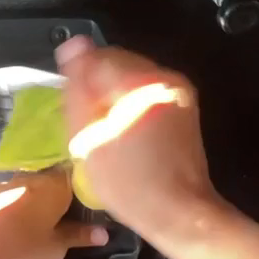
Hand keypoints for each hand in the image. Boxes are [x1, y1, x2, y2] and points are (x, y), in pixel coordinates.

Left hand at [0, 171, 105, 258]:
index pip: (76, 176)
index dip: (84, 187)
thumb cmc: (19, 248)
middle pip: (51, 178)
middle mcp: (30, 177)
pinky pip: (8, 194)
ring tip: (40, 218)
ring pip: (28, 185)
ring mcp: (5, 183)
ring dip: (35, 198)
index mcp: (54, 185)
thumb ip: (78, 236)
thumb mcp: (54, 248)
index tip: (89, 202)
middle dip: (59, 192)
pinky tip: (13, 220)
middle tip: (67, 213)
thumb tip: (103, 233)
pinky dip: (15, 203)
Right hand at [55, 36, 226, 241]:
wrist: (180, 212)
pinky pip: (147, 91)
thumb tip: (73, 45)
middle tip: (87, 120)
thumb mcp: (88, 137)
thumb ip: (78, 86)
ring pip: (131, 77)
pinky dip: (131, 103)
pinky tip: (126, 131)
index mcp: (138, 80)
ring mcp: (178, 89)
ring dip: (114, 94)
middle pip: (116, 63)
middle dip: (97, 85)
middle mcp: (162, 75)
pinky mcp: (184, 105)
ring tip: (106, 128)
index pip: (95, 57)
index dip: (78, 81)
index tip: (74, 108)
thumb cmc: (128, 182)